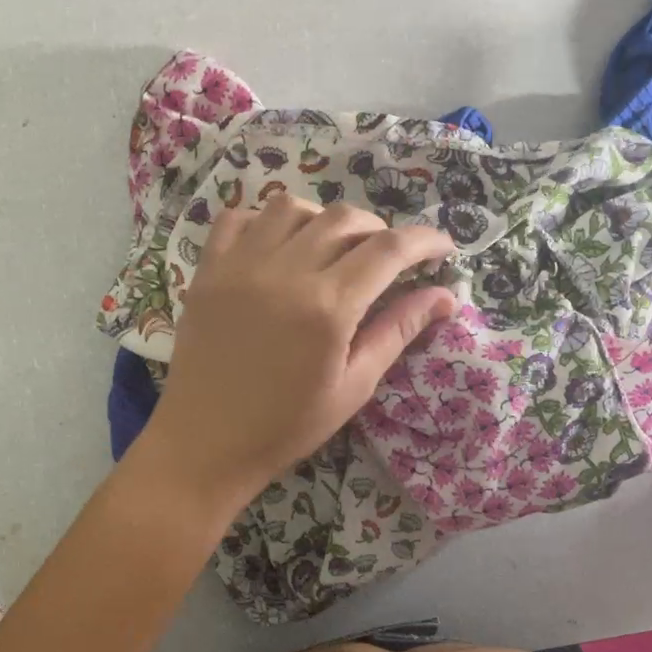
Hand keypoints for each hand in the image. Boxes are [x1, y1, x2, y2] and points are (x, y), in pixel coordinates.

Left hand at [132, 196, 457, 504]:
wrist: (205, 444)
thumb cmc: (286, 426)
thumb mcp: (353, 386)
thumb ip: (396, 332)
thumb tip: (445, 296)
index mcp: (328, 307)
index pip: (390, 249)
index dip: (425, 241)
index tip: (444, 248)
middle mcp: (285, 273)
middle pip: (344, 218)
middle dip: (378, 230)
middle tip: (387, 260)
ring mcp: (240, 266)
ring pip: (291, 207)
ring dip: (323, 218)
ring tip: (332, 248)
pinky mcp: (207, 271)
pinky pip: (237, 218)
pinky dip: (264, 218)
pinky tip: (278, 244)